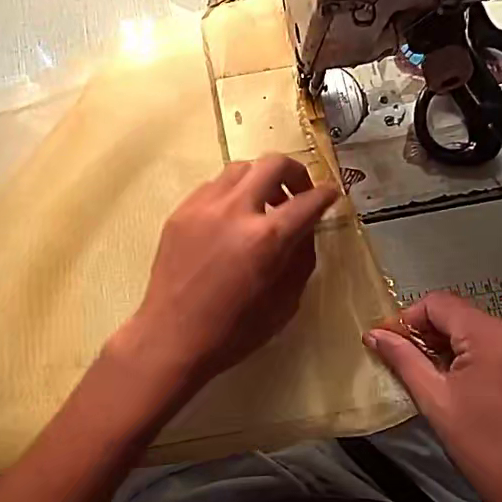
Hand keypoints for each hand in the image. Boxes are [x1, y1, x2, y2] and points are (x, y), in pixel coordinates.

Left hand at [119, 154, 339, 389]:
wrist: (171, 337)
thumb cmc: (233, 330)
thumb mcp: (284, 302)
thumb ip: (301, 258)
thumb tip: (306, 228)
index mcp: (266, 238)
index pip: (308, 200)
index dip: (326, 195)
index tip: (330, 196)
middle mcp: (235, 211)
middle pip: (274, 164)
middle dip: (295, 173)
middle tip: (297, 194)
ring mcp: (203, 207)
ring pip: (241, 168)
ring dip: (261, 179)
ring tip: (263, 204)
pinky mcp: (180, 212)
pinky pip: (213, 186)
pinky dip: (232, 193)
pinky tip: (232, 218)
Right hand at [365, 293, 501, 501]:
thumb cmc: (489, 453)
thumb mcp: (436, 403)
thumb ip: (404, 360)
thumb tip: (376, 334)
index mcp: (495, 335)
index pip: (439, 303)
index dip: (407, 318)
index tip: (387, 341)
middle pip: (461, 314)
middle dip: (428, 334)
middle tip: (402, 360)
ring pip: (480, 329)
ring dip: (452, 346)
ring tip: (430, 375)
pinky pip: (501, 345)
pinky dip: (476, 356)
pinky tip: (462, 383)